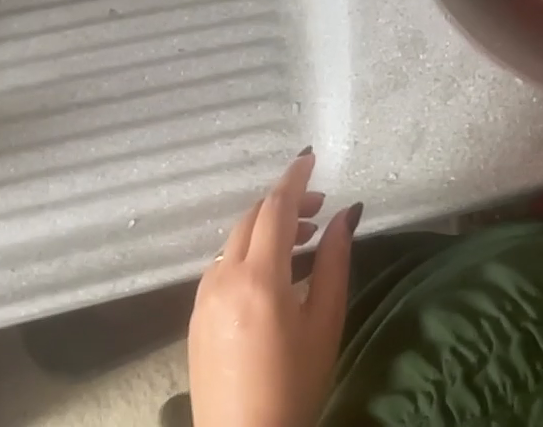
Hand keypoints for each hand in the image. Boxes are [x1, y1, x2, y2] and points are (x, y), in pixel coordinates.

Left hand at [188, 151, 359, 426]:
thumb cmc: (296, 383)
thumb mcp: (326, 321)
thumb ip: (336, 260)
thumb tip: (347, 212)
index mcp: (259, 277)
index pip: (275, 207)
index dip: (295, 179)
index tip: (310, 158)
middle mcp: (224, 277)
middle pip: (252, 218)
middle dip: (284, 202)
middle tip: (319, 208)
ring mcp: (204, 296)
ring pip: (234, 240)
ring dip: (266, 227)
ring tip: (302, 240)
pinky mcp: (195, 315)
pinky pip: (222, 264)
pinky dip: (248, 252)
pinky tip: (272, 271)